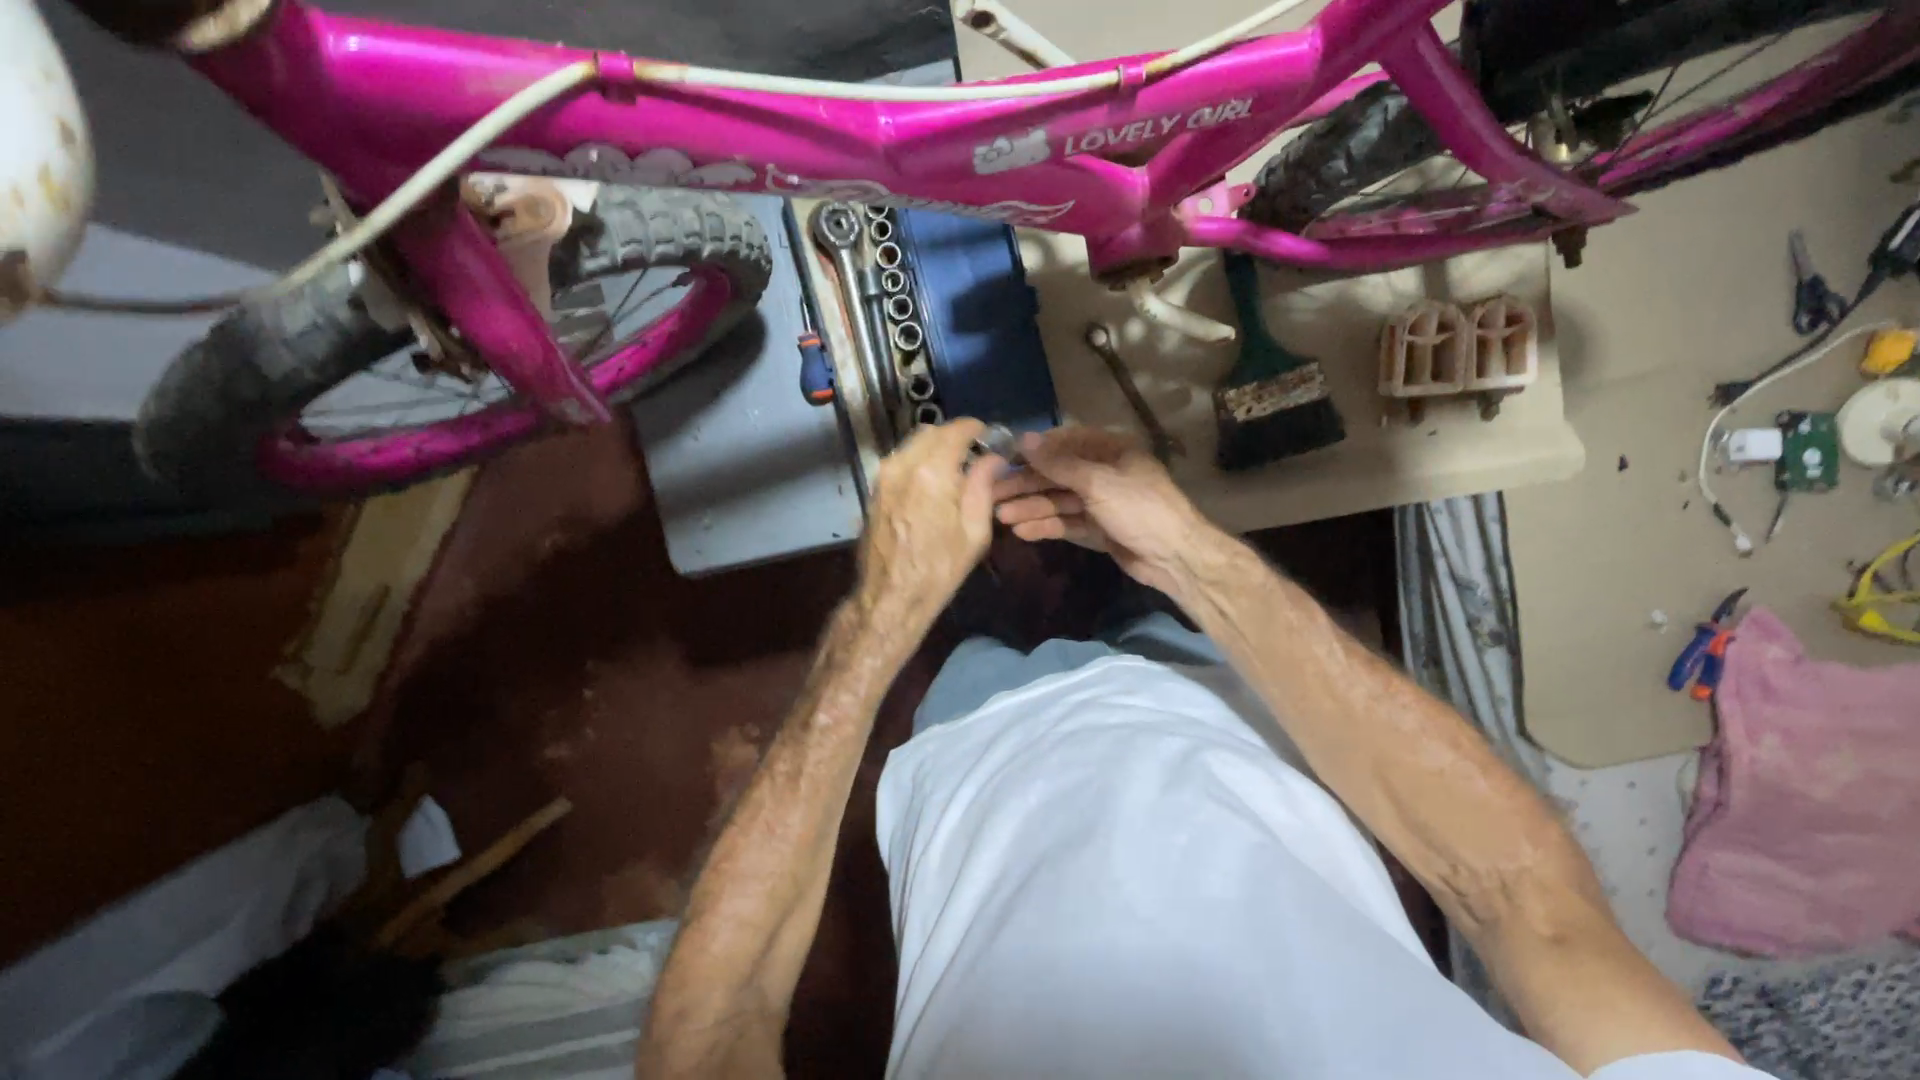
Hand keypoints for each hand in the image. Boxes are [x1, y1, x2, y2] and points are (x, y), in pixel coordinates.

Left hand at [854, 418, 1002, 640]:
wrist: (892, 596)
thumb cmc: (940, 568)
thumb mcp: (974, 531)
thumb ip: (983, 486)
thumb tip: (993, 458)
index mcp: (932, 472)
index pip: (956, 431)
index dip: (976, 429)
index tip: (989, 436)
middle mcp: (902, 465)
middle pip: (930, 432)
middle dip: (954, 437)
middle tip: (973, 453)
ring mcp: (883, 477)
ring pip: (912, 445)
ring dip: (934, 448)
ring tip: (954, 469)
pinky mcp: (874, 490)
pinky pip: (900, 462)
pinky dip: (918, 462)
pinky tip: (933, 484)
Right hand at [992, 426, 1208, 594]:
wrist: (1174, 557)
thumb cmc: (1140, 509)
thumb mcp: (1097, 482)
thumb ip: (1058, 464)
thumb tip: (1022, 439)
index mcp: (1111, 450)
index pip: (1065, 443)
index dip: (1035, 452)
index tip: (1005, 461)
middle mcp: (1105, 472)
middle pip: (1058, 475)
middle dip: (1026, 485)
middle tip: (992, 494)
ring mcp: (1101, 502)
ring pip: (1059, 500)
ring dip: (1031, 507)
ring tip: (1000, 516)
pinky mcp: (1099, 529)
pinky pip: (1066, 522)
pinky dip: (1045, 525)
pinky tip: (1021, 531)